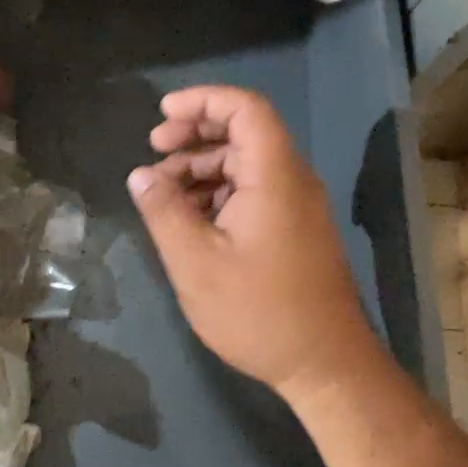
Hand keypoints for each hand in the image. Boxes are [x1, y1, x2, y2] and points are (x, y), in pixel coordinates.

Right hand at [127, 87, 373, 398]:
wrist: (326, 366)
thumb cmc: (258, 312)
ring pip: (246, 162)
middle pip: (244, 131)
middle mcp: (292, 179)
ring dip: (202, 165)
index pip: (245, 108)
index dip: (203, 100)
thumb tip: (140, 174)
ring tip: (162, 191)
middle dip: (195, 132)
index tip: (162, 115)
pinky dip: (218, 190)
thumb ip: (164, 211)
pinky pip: (254, 189)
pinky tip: (189, 217)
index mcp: (273, 176)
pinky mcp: (295, 228)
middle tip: (154, 148)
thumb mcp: (195, 263)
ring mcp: (297, 205)